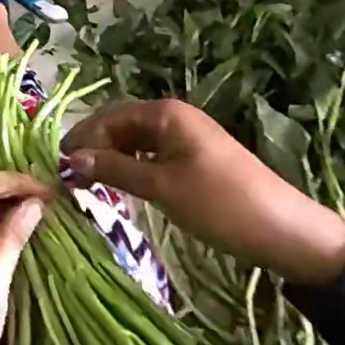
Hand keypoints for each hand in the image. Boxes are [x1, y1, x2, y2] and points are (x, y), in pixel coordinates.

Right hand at [61, 98, 344, 284]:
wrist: (286, 232)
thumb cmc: (220, 204)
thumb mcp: (162, 187)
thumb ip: (114, 170)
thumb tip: (70, 160)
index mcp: (164, 113)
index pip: (108, 117)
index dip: (81, 139)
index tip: (58, 165)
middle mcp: (172, 116)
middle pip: (119, 125)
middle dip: (93, 147)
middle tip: (69, 176)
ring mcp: (184, 136)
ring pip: (134, 140)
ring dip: (110, 158)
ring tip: (88, 183)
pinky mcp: (193, 157)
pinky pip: (150, 153)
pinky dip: (131, 166)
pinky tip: (120, 185)